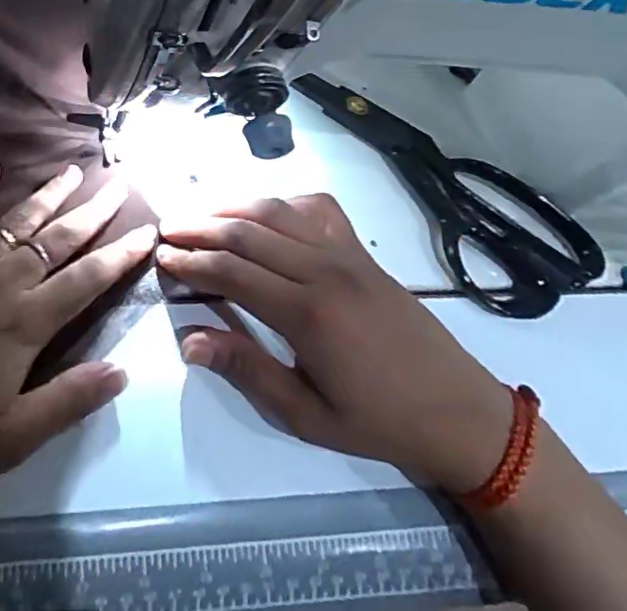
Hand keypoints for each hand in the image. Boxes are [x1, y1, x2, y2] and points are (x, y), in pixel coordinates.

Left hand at [0, 160, 157, 494]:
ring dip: (48, 194)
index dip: (120, 255)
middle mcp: (0, 282)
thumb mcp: (12, 437)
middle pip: (57, 239)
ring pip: (16, 221)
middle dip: (93, 210)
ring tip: (73, 169)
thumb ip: (68, 400)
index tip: (148, 230)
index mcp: (26, 323)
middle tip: (120, 182)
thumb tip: (122, 371)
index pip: (87, 280)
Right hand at [155, 194, 512, 494]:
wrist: (466, 417)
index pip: (230, 270)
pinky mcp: (363, 253)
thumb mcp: (307, 414)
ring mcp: (347, 256)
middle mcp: (324, 272)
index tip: (161, 259)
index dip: (189, 262)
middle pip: (245, 232)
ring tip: (198, 216)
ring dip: (229, 207)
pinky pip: (316, 209)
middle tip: (166, 233)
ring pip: (275, 211)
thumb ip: (246, 370)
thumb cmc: (380, 422)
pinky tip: (263, 215)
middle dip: (197, 228)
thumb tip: (189, 340)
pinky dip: (281, 203)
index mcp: (307, 314)